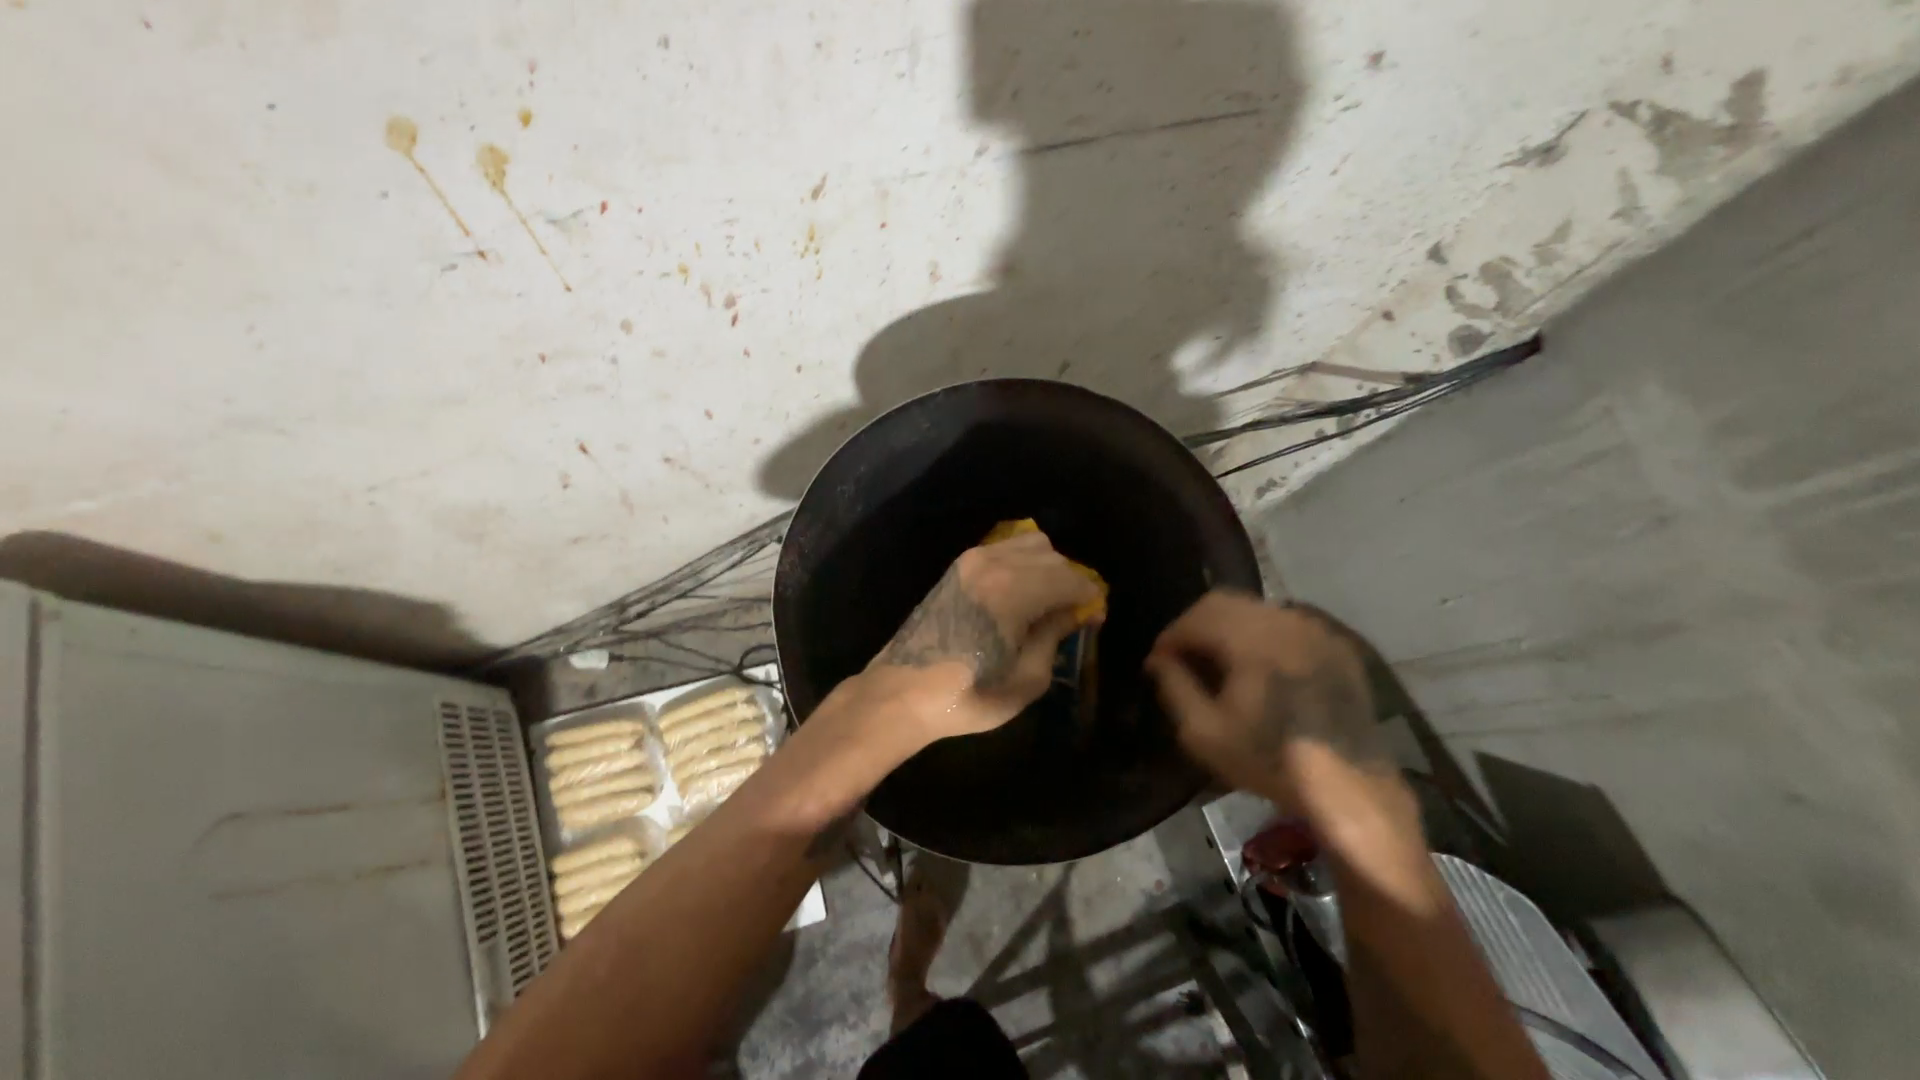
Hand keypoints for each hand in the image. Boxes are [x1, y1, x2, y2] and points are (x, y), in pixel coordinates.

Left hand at [865, 528, 1101, 742]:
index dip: (1089, 596)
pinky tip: (1022, 594)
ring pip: (1029, 545)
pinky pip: (1004, 550)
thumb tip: (1077, 614)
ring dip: (1047, 567)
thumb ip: (1055, 637)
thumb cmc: (968, 695)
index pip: (1071, 578)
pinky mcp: (957, 568)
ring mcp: (972, 561)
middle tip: (1073, 613)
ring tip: (1047, 603)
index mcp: (1015, 590)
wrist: (902, 692)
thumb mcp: (1026, 679)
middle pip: (1052, 556)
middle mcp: (995, 563)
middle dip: (1070, 581)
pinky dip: (1022, 563)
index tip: (1096, 617)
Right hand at [1145, 591, 1397, 816]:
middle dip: (1196, 626)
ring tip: (1220, 662)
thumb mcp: (1204, 733)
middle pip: (1225, 602)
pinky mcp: (1337, 646)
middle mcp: (1285, 620)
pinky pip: (1289, 625)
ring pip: (1258, 609)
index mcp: (1251, 638)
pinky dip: (1264, 637)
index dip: (1169, 637)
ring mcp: (1316, 630)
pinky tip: (1260, 668)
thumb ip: (1174, 687)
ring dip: (1230, 628)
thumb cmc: (1269, 759)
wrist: (1349, 786)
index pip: (1195, 617)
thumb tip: (1159, 661)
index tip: (1156, 663)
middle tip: (1183, 657)